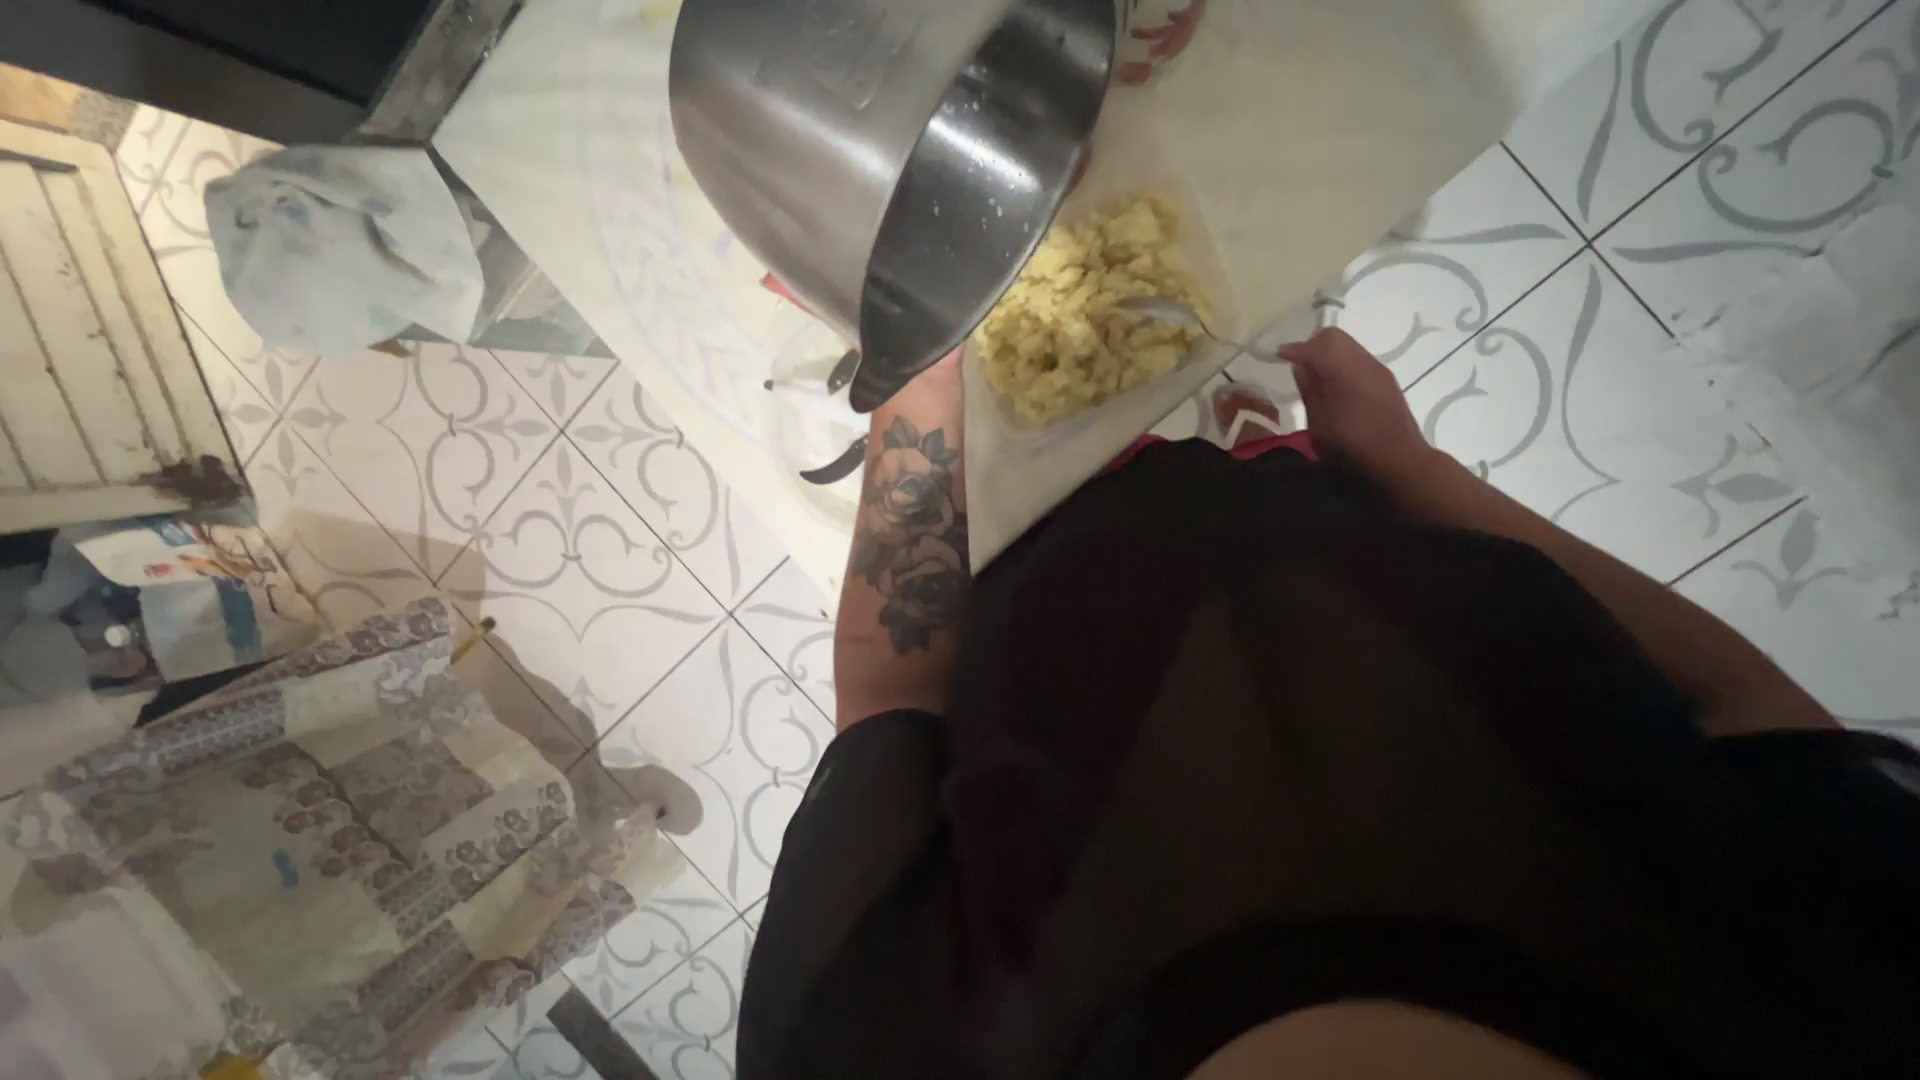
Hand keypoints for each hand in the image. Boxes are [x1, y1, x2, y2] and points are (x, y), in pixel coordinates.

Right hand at [1277, 328, 1435, 483]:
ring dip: (1328, 354)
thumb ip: (1310, 391)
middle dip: (1312, 345)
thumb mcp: (1319, 425)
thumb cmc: (1352, 448)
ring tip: (1317, 378)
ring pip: (1348, 345)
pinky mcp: (1386, 380)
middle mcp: (1363, 363)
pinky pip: (1358, 359)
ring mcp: (1378, 370)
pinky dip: (1342, 363)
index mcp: (1344, 373)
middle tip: (1299, 365)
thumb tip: (1300, 366)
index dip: (1294, 349)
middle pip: (1334, 337)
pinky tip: (1336, 387)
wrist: (1399, 460)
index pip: (1315, 347)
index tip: (1278, 356)